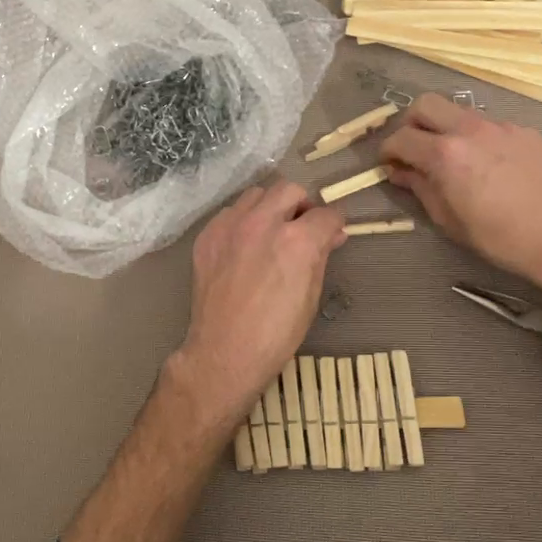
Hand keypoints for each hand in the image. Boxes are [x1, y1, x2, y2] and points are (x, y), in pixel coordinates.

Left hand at [176, 181, 344, 422]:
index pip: (326, 214)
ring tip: (270, 233)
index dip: (333, 224)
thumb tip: (331, 235)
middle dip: (302, 205)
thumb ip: (320, 255)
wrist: (225, 352)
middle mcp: (262, 223)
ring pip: (256, 195)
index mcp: (297, 241)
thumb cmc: (277, 333)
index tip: (332, 232)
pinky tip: (243, 246)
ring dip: (270, 207)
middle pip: (289, 190)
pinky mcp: (207, 236)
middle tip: (302, 227)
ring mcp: (230, 226)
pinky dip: (242, 221)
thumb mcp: (311, 294)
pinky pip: (230, 213)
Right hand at [379, 93, 541, 296]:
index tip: (389, 164)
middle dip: (411, 124)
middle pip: (425, 105)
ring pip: (458, 111)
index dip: (387, 151)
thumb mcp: (447, 219)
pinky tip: (487, 164)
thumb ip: (418, 187)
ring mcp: (499, 126)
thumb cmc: (497, 237)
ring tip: (452, 157)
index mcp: (446, 154)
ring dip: (444, 128)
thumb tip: (399, 171)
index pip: (401, 138)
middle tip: (414, 149)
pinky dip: (475, 137)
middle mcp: (469, 130)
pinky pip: (488, 125)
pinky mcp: (523, 131)